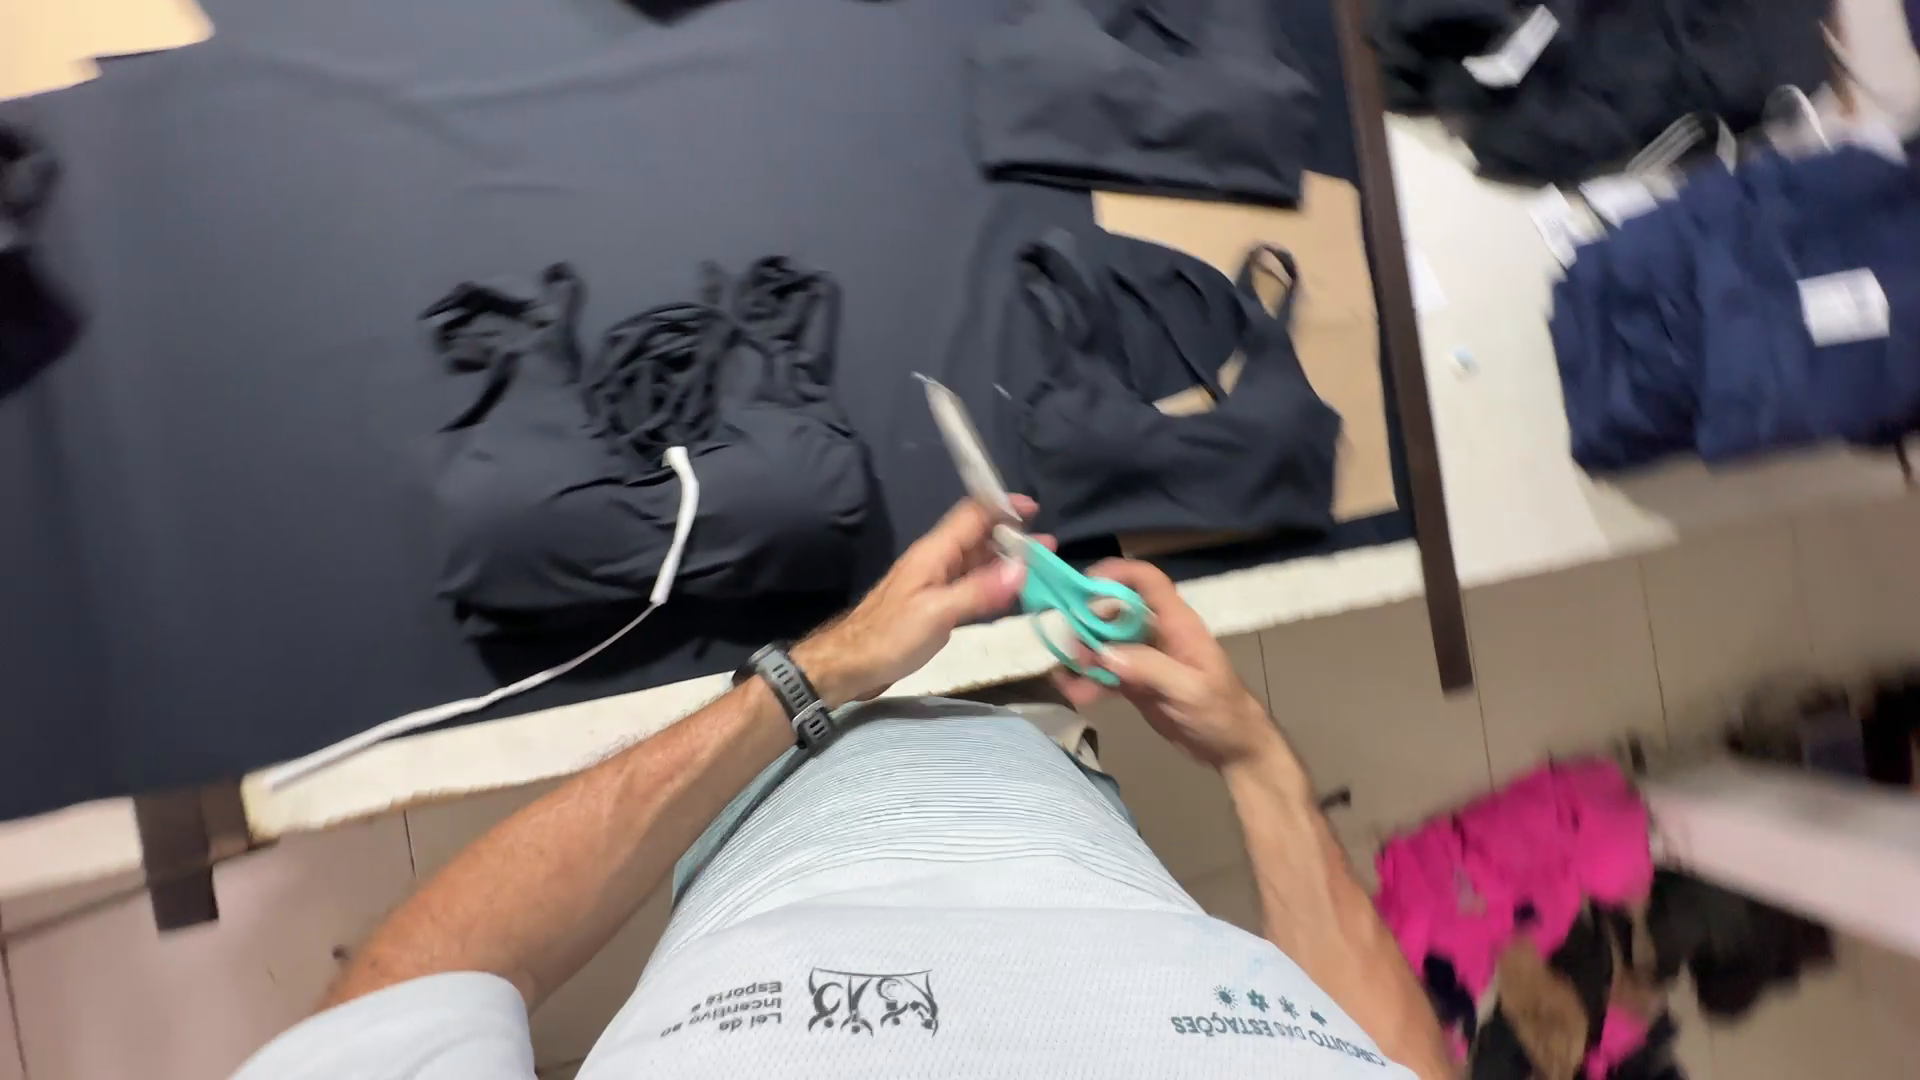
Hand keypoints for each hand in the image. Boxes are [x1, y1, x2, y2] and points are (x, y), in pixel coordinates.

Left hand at [794, 497, 1045, 707]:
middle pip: (978, 537)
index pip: (972, 515)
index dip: (1001, 506)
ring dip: (1006, 562)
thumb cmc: (889, 637)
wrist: (849, 666)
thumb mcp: (937, 614)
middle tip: (1049, 547)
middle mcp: (936, 561)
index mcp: (935, 553)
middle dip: (1013, 537)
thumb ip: (978, 591)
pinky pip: (970, 585)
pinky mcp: (935, 605)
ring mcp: (935, 583)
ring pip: (976, 562)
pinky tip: (1011, 594)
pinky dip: (993, 584)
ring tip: (1039, 568)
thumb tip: (1022, 568)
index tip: (1033, 509)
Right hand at [1050, 558, 1290, 774]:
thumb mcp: (1189, 690)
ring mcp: (1144, 657)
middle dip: (1088, 622)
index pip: (1147, 581)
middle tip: (1070, 645)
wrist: (1232, 749)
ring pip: (1105, 641)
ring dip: (1083, 654)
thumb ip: (1148, 668)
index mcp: (1176, 623)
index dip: (1117, 574)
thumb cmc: (1221, 712)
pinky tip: (1072, 692)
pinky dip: (1087, 679)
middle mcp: (1156, 633)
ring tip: (1067, 675)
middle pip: (1116, 610)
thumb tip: (1104, 653)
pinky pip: (1105, 671)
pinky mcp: (1135, 681)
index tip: (1084, 585)